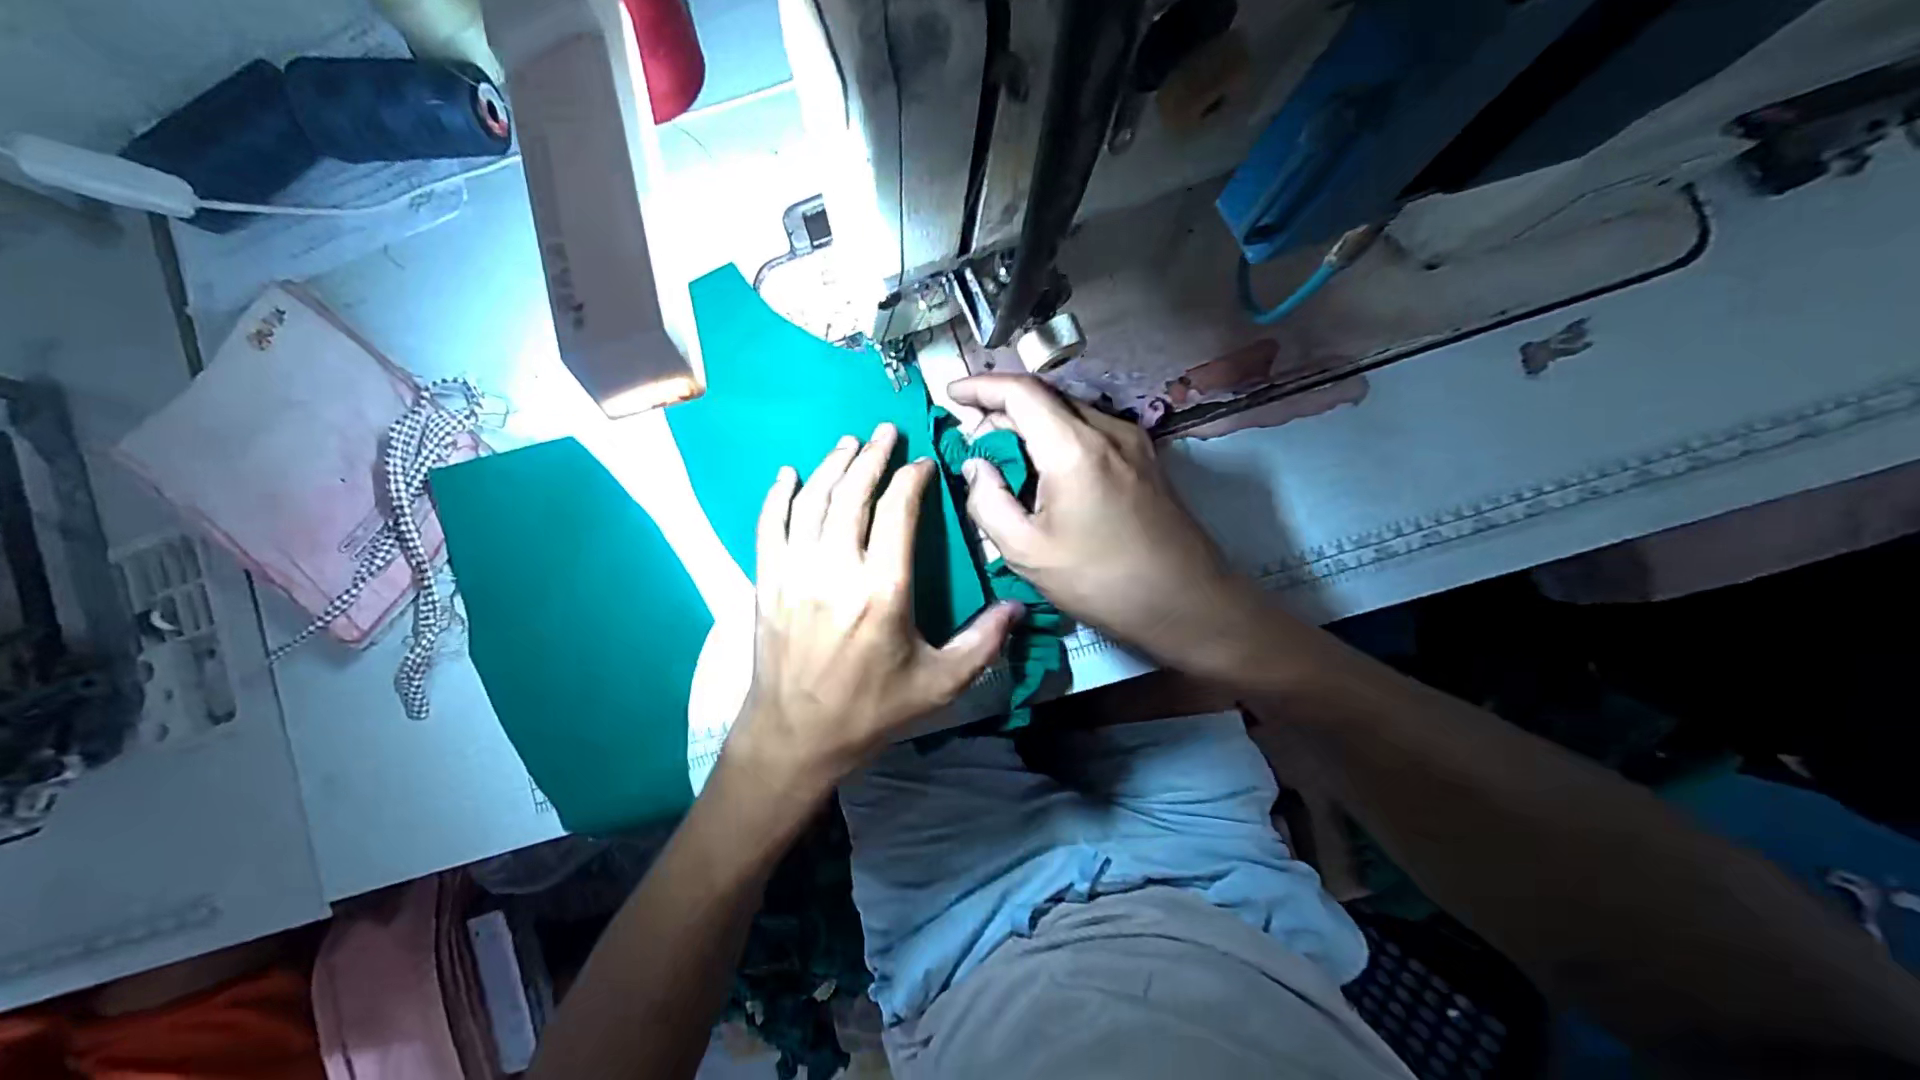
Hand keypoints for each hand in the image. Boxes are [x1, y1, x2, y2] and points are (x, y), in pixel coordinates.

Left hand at [724, 423, 1021, 795]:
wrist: (796, 738)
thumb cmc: (871, 712)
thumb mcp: (939, 684)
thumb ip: (983, 642)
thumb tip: (1020, 607)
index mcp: (882, 591)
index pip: (897, 512)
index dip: (912, 479)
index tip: (924, 464)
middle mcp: (835, 571)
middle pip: (852, 494)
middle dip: (872, 457)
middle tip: (886, 432)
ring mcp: (794, 574)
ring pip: (811, 502)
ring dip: (831, 466)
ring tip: (849, 442)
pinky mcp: (767, 584)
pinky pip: (769, 527)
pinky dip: (778, 496)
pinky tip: (788, 474)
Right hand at [950, 375, 1270, 679]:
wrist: (1187, 603)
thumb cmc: (1101, 582)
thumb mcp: (1026, 552)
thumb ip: (988, 502)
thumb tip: (977, 467)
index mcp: (1074, 447)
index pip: (1020, 392)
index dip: (981, 387)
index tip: (952, 395)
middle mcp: (1108, 430)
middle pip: (1045, 397)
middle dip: (1002, 409)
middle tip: (973, 440)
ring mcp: (1133, 442)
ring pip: (1069, 413)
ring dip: (1031, 424)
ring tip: (1005, 457)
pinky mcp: (1146, 459)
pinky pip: (1090, 432)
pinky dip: (1058, 438)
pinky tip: (1046, 471)